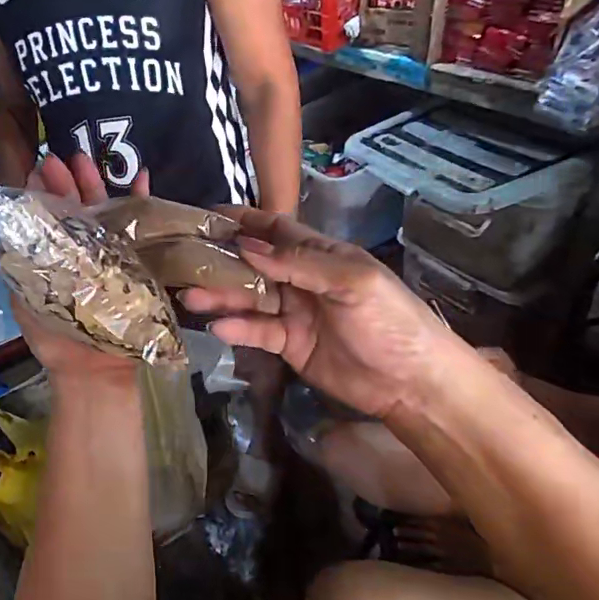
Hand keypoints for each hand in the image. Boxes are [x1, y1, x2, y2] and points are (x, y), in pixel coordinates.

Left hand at [11, 152, 148, 384]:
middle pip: (77, 207)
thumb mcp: (26, 296)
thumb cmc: (55, 336)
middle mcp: (83, 248)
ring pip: (106, 210)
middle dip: (69, 181)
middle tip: (61, 158)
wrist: (93, 370)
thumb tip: (12, 222)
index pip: (48, 215)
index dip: (43, 192)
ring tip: (88, 161)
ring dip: (98, 183)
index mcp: (55, 255)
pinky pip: (143, 228)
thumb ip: (20, 262)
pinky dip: (144, 201)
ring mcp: (112, 252)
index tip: (36, 170)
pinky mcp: (138, 261)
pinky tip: (143, 177)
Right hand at [181, 209, 474, 420]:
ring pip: (249, 299)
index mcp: (320, 256)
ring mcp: (293, 313)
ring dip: (221, 297)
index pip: (275, 229)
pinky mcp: (288, 345)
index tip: (206, 216)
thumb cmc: (392, 322)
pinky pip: (257, 332)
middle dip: (221, 262)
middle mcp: (301, 280)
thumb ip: (299, 263)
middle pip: (253, 265)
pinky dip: (237, 329)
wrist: (414, 383)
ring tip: (190, 297)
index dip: (243, 221)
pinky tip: (218, 328)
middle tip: (184, 262)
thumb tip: (247, 245)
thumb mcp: (351, 283)